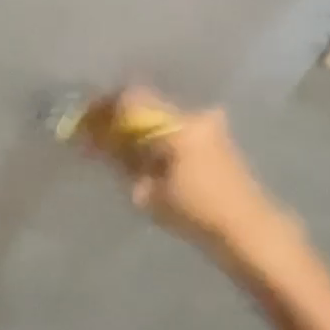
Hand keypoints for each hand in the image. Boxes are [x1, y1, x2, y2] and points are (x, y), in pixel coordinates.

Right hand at [87, 86, 289, 250]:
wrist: (246, 229)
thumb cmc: (195, 212)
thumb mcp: (148, 193)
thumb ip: (121, 162)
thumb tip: (97, 145)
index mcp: (178, 124)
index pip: (132, 100)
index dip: (103, 107)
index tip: (84, 119)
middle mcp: (196, 115)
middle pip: (148, 106)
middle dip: (120, 119)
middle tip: (97, 136)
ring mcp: (211, 126)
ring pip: (163, 118)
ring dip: (140, 129)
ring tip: (118, 150)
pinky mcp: (218, 141)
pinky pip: (177, 130)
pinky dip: (158, 139)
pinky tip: (145, 156)